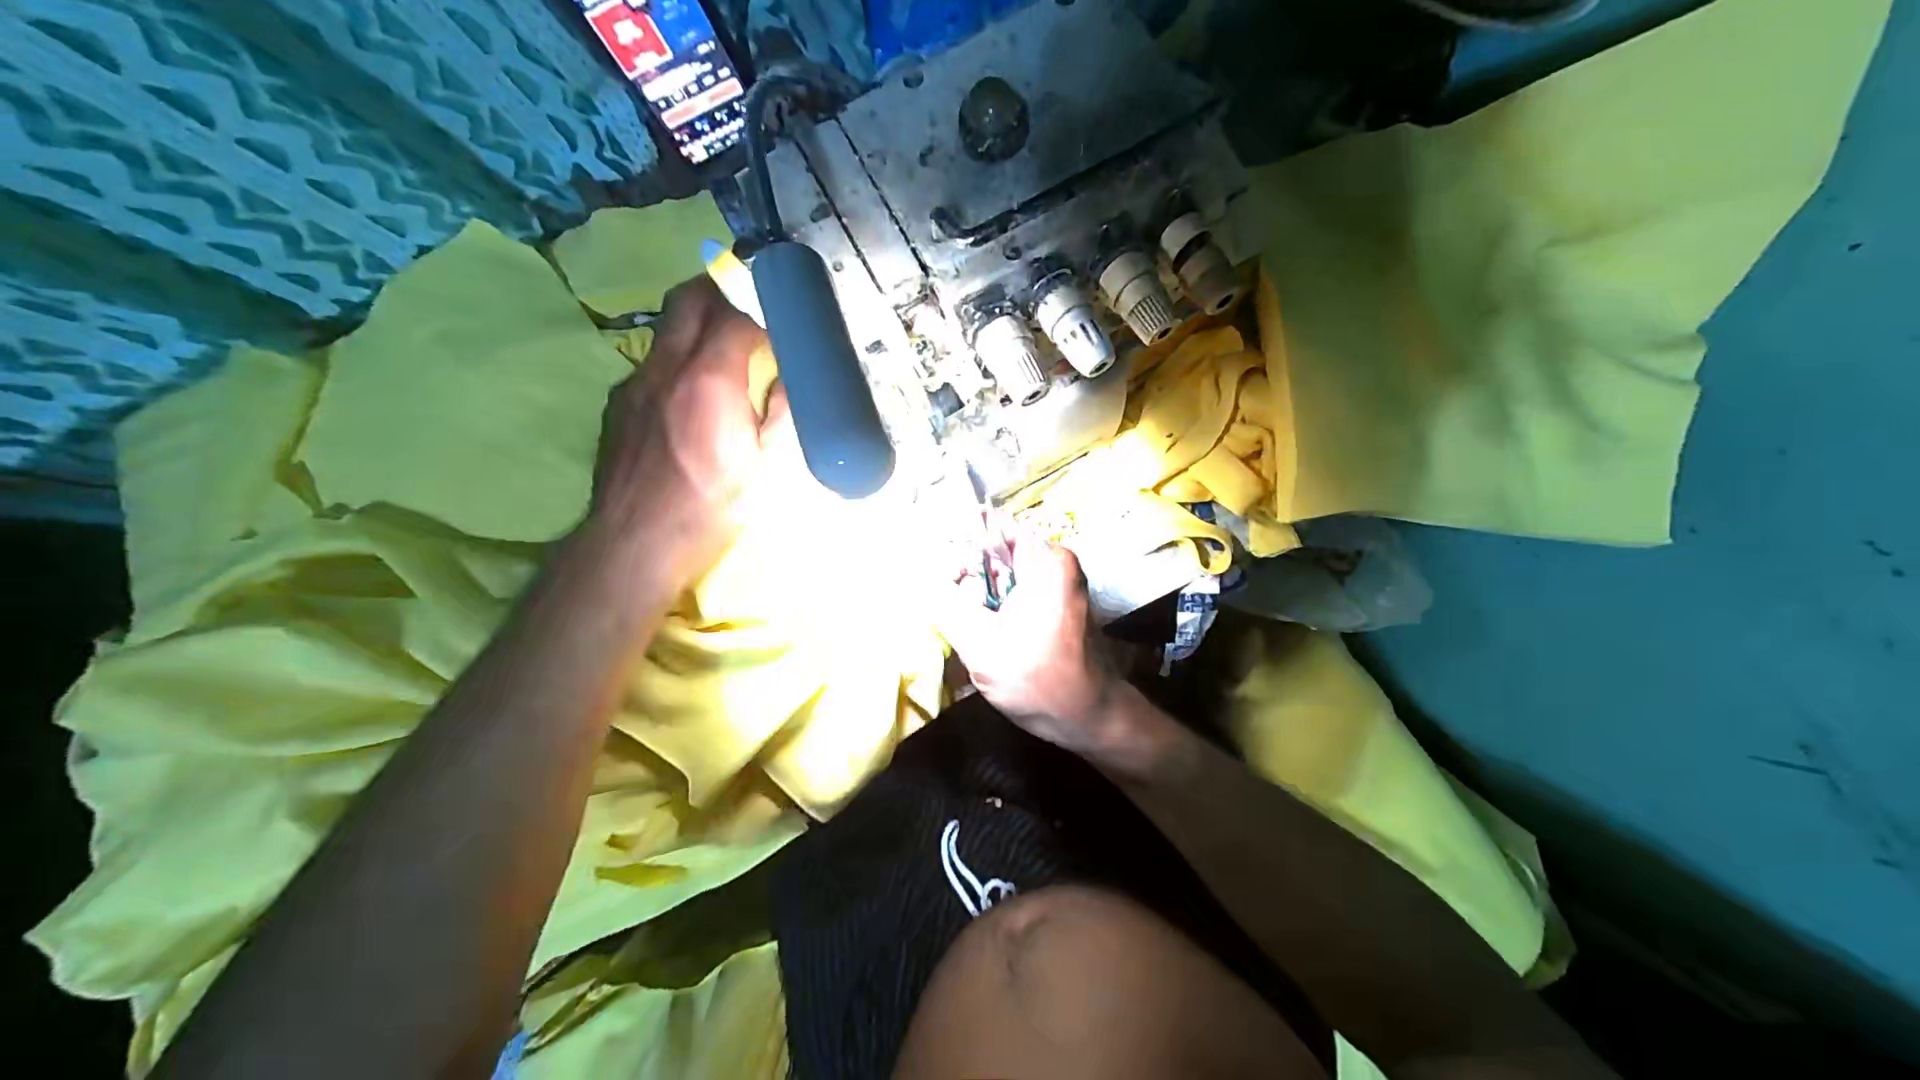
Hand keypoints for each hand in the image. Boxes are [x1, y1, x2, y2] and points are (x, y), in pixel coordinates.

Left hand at [588, 275, 788, 586]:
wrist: (636, 542)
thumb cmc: (711, 508)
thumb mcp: (764, 467)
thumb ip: (779, 414)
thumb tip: (788, 381)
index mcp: (710, 380)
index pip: (736, 314)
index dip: (762, 308)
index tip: (781, 315)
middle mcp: (666, 367)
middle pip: (689, 299)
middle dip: (720, 289)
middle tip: (746, 301)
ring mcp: (635, 382)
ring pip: (666, 330)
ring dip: (695, 325)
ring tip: (720, 348)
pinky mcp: (617, 403)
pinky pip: (650, 364)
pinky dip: (675, 363)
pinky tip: (687, 396)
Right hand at [938, 530, 1130, 762]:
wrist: (1086, 718)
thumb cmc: (1037, 680)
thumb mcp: (979, 644)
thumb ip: (944, 602)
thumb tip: (916, 574)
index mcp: (1044, 560)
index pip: (988, 527)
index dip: (955, 543)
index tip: (935, 571)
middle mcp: (1056, 561)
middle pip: (995, 549)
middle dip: (964, 570)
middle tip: (943, 598)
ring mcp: (1060, 582)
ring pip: (1003, 571)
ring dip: (977, 589)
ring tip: (958, 614)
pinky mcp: (1057, 602)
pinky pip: (1016, 588)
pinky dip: (994, 601)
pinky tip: (979, 624)